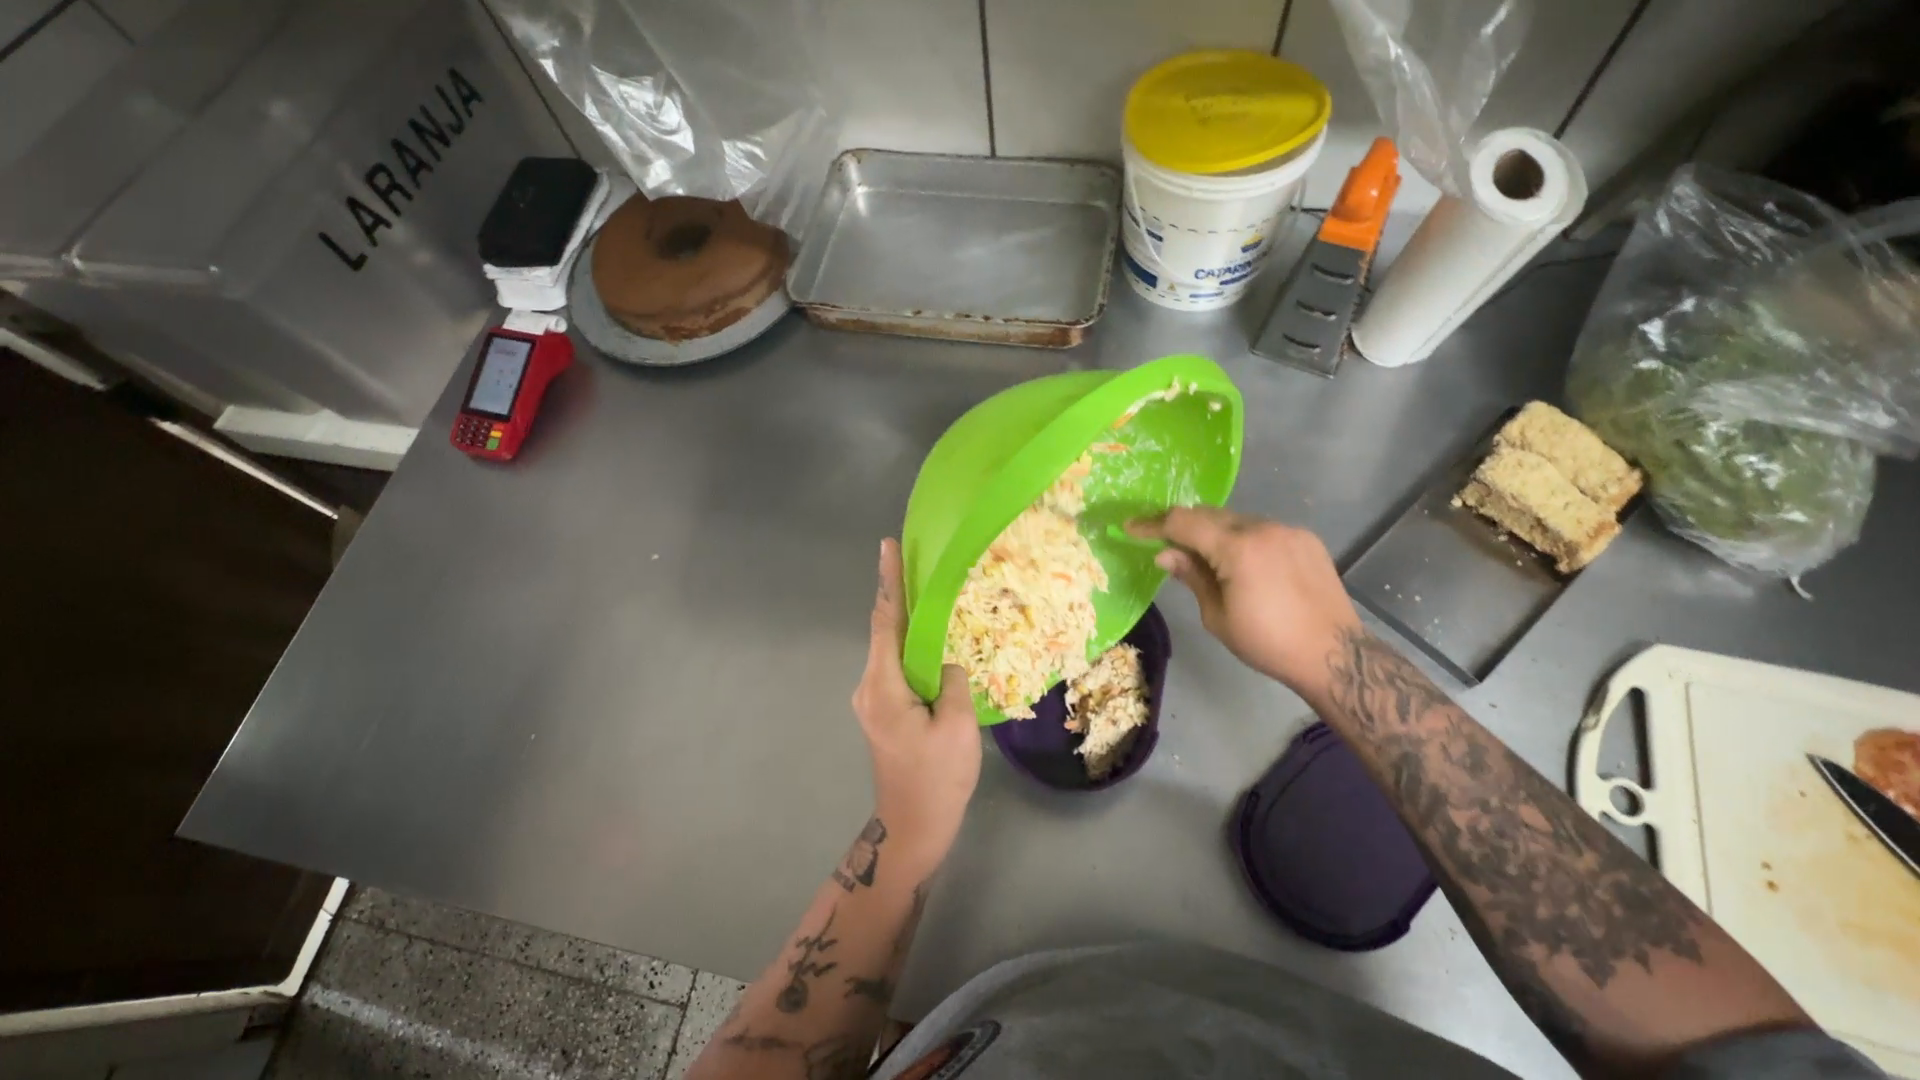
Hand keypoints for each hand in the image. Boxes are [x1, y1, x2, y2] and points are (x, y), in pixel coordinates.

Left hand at [851, 539, 980, 862]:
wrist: (913, 827)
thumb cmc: (936, 779)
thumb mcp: (957, 726)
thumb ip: (952, 680)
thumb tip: (946, 657)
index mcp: (883, 686)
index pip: (885, 621)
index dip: (888, 582)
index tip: (887, 546)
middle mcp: (869, 687)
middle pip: (886, 631)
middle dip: (901, 595)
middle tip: (921, 560)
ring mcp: (872, 700)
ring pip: (892, 650)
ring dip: (910, 623)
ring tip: (933, 593)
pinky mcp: (882, 712)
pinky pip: (897, 668)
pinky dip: (913, 649)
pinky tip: (935, 642)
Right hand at [1131, 508, 1359, 698]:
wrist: (1332, 653)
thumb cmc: (1267, 642)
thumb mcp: (1217, 616)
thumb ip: (1192, 577)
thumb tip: (1166, 555)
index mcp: (1237, 548)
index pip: (1184, 523)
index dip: (1153, 524)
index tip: (1130, 527)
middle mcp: (1263, 528)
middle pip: (1210, 515)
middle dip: (1183, 525)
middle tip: (1162, 541)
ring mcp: (1287, 531)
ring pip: (1237, 520)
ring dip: (1214, 532)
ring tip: (1203, 557)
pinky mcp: (1305, 539)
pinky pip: (1263, 530)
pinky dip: (1243, 539)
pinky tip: (1242, 563)